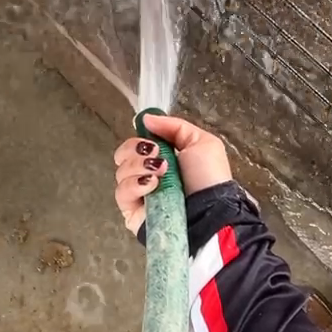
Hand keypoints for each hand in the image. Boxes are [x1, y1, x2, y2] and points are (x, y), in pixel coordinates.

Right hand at [113, 114, 232, 233]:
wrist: (210, 212)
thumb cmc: (210, 180)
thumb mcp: (202, 143)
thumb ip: (174, 126)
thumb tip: (145, 119)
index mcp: (164, 159)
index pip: (137, 144)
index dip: (140, 138)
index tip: (152, 140)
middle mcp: (149, 176)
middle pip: (123, 155)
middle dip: (136, 150)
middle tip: (156, 154)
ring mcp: (140, 195)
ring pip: (121, 172)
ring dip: (138, 167)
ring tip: (161, 174)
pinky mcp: (134, 212)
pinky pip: (121, 193)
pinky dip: (134, 184)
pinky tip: (152, 185)